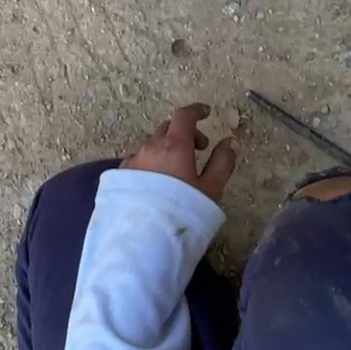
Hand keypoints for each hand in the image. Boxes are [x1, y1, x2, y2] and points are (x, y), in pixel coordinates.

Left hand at [122, 103, 237, 203]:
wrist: (144, 238)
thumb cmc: (183, 212)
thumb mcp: (211, 189)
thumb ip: (222, 162)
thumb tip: (230, 142)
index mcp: (173, 145)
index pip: (183, 116)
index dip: (196, 111)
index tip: (206, 113)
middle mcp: (149, 147)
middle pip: (167, 128)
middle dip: (184, 132)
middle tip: (199, 149)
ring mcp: (132, 161)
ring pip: (151, 144)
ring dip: (166, 148)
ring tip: (178, 170)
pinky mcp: (120, 176)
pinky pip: (138, 160)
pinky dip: (151, 161)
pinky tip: (157, 182)